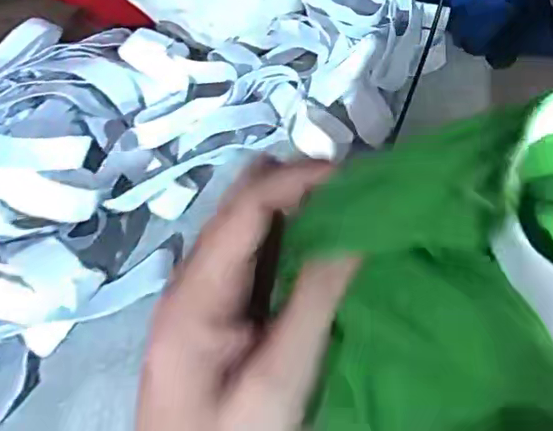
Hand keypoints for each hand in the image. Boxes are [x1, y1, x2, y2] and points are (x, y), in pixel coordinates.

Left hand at [137, 158, 358, 430]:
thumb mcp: (280, 377)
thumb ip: (317, 296)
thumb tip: (360, 223)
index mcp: (194, 295)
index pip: (246, 205)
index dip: (299, 177)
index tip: (353, 175)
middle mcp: (191, 279)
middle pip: (243, 199)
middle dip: (299, 179)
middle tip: (354, 185)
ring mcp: (204, 290)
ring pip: (251, 215)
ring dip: (299, 199)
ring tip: (348, 201)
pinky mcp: (221, 304)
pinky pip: (259, 242)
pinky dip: (294, 225)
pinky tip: (325, 232)